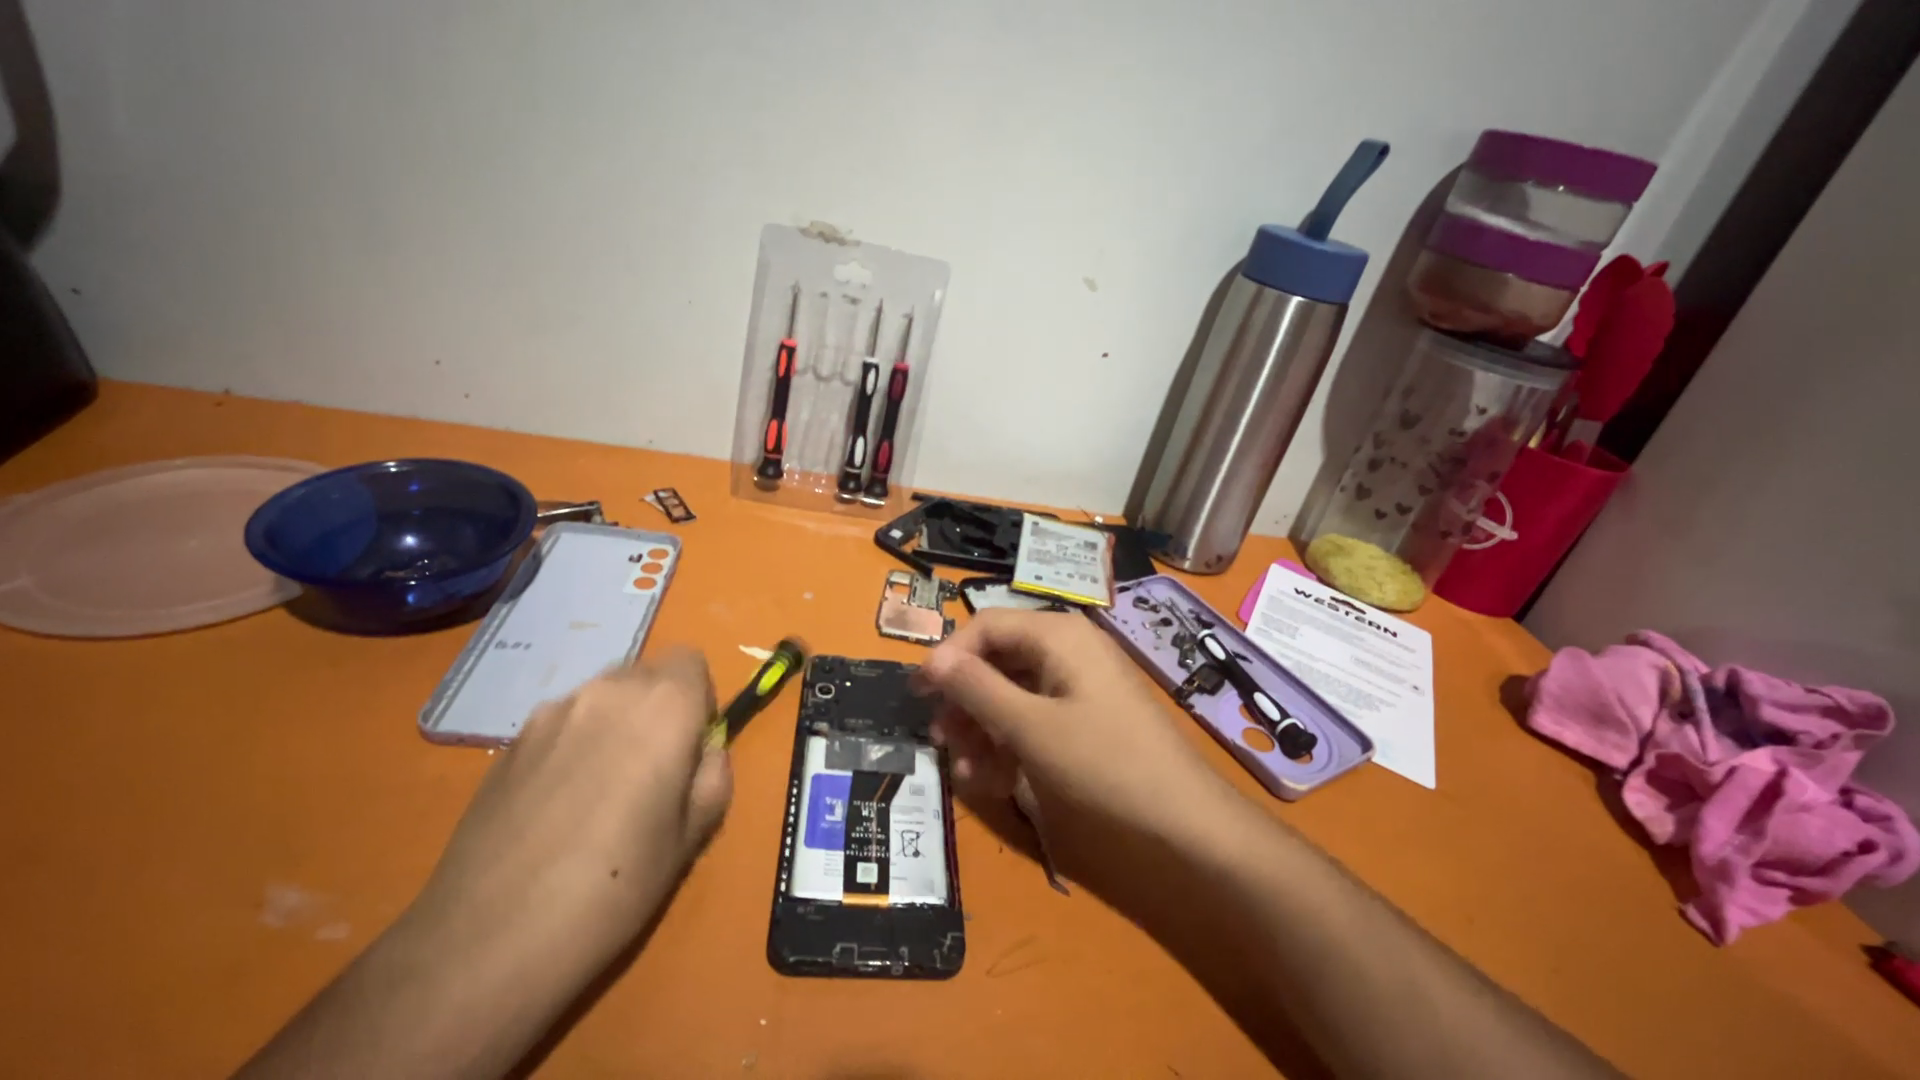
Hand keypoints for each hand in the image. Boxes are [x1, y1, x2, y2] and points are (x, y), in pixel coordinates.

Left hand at [408, 647, 731, 968]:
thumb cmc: (616, 886)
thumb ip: (712, 776)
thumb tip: (702, 752)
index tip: (690, 752)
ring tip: (600, 797)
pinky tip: (558, 810)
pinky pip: (560, 727)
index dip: (698, 702)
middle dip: (657, 711)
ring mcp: (549, 714)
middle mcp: (606, 692)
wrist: (493, 935)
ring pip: (600, 700)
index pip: (692, 661)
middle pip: (645, 675)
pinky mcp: (508, 742)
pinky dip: (572, 749)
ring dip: (613, 728)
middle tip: (652, 776)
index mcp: (663, 706)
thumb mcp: (693, 836)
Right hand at [918, 610, 1238, 861]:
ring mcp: (1079, 689)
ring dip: (983, 730)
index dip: (949, 656)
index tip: (918, 696)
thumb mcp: (1030, 727)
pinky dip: (1010, 745)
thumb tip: (931, 659)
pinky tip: (995, 782)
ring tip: (967, 772)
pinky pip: (1035, 720)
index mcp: (1058, 636)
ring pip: (1012, 696)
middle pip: (998, 661)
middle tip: (942, 739)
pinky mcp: (1086, 723)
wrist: (1183, 824)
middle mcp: (1068, 653)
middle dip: (965, 701)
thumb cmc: (1103, 764)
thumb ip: (977, 689)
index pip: (986, 626)